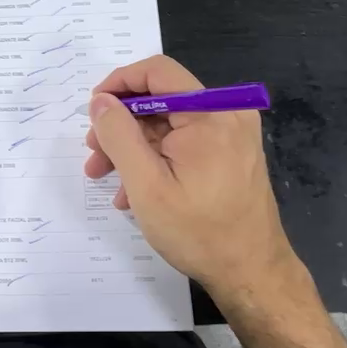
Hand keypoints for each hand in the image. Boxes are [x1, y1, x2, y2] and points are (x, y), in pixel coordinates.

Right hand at [84, 55, 305, 304]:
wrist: (252, 276)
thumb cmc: (199, 231)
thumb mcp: (146, 184)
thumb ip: (118, 135)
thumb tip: (100, 100)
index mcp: (210, 113)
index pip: (157, 71)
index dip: (119, 83)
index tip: (94, 110)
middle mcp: (226, 113)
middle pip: (161, 98)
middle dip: (122, 123)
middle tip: (94, 153)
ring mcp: (231, 134)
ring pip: (169, 123)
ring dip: (134, 145)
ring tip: (106, 175)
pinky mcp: (231, 153)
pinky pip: (184, 142)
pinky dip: (156, 158)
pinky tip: (135, 190)